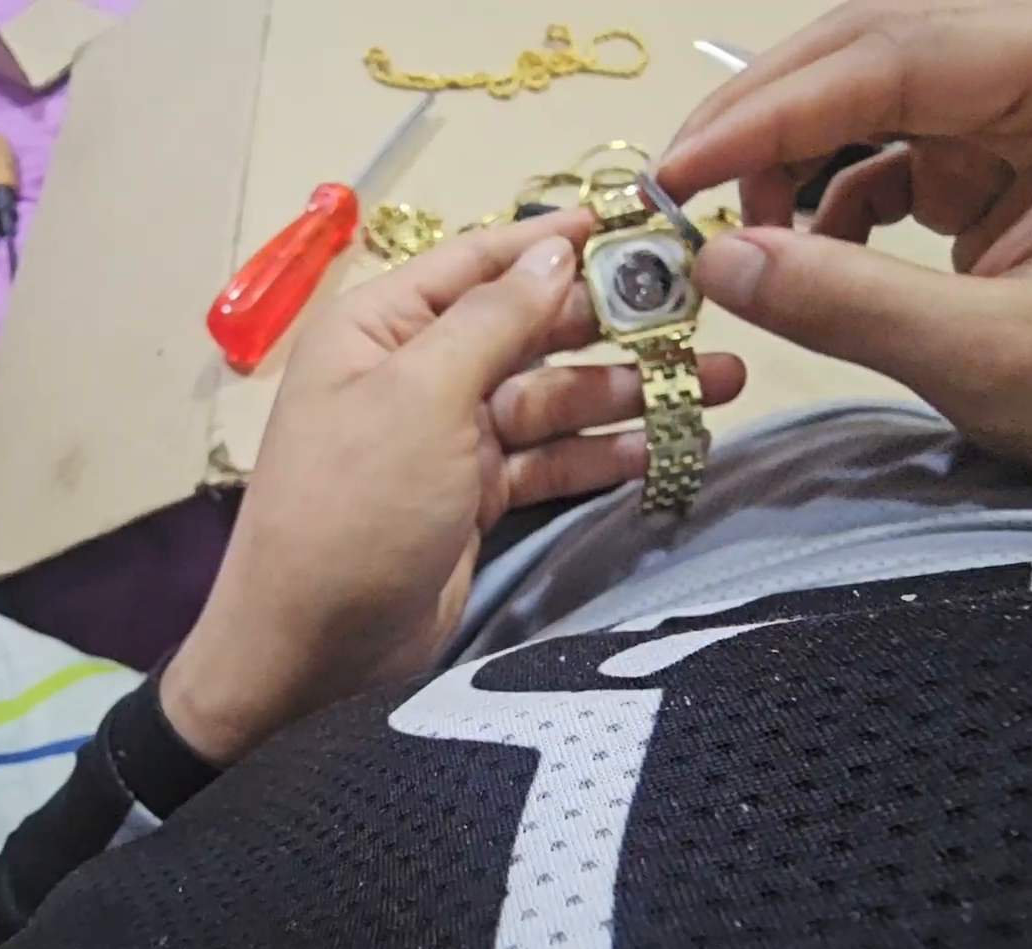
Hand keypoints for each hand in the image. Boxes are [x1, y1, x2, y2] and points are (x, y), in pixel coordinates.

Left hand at [162, 213, 743, 762]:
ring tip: (718, 381)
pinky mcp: (474, 498)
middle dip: (609, 323)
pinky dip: (598, 455)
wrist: (314, 643)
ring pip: (548, 402)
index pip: (477, 264)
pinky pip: (546, 463)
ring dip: (625, 393)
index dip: (551, 242)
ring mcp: (448, 441)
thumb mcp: (419, 395)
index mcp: (382, 329)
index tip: (631, 222)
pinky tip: (661, 448)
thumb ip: (491, 321)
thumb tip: (552, 252)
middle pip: (525, 332)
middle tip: (701, 311)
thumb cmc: (357, 503)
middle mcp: (416, 376)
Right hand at [658, 0, 1031, 478]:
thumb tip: (714, 262)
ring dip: (787, 149)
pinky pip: (881, 134)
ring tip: (751, 229)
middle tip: (678, 187)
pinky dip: (823, 187)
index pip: (905, 55)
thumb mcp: (985, 357)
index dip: (768, 116)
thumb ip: (844, 304)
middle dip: (762, 116)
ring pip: (867, 79)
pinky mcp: (1001, 132)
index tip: (671, 176)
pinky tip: (809, 242)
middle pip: (878, 38)